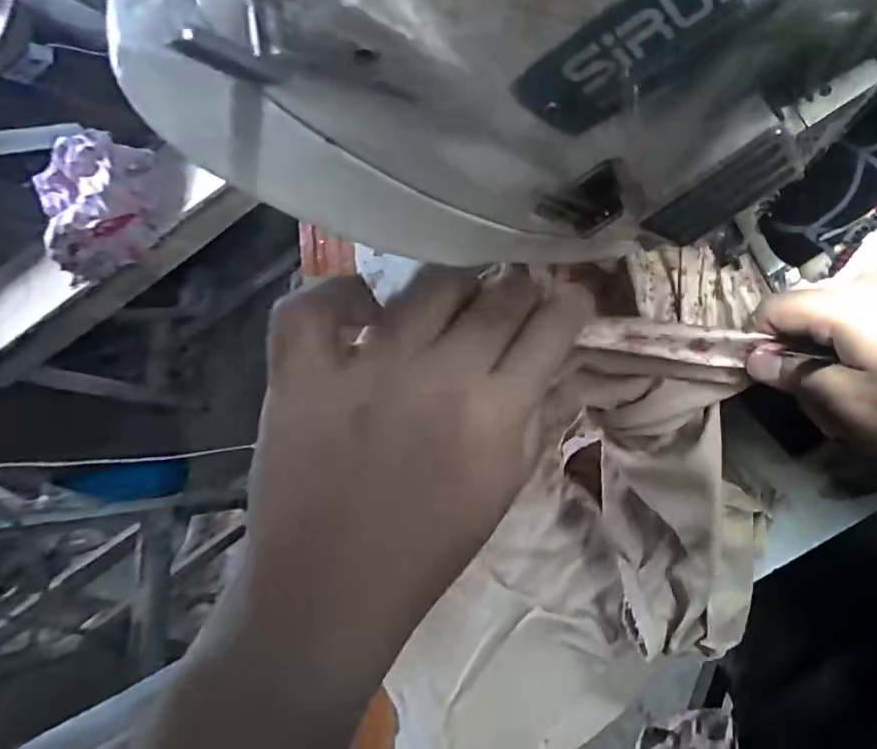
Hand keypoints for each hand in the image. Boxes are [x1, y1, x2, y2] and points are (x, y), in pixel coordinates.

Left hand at [155, 266, 592, 746]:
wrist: (329, 594)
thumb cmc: (440, 538)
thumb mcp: (514, 475)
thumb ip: (549, 408)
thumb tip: (574, 358)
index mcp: (498, 407)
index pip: (554, 324)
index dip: (574, 303)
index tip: (573, 300)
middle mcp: (440, 375)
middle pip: (502, 294)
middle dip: (525, 288)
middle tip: (521, 300)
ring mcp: (367, 371)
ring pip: (431, 284)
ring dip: (461, 283)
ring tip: (461, 300)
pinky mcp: (301, 380)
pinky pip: (311, 308)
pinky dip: (340, 294)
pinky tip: (368, 307)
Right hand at [745, 274, 876, 461]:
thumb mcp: (854, 407)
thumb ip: (797, 379)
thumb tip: (755, 357)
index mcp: (842, 300)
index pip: (771, 308)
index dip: (760, 346)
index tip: (777, 388)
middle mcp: (863, 283)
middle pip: (803, 315)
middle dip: (802, 361)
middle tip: (828, 410)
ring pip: (835, 324)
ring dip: (834, 364)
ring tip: (864, 406)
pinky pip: (865, 324)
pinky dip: (861, 355)